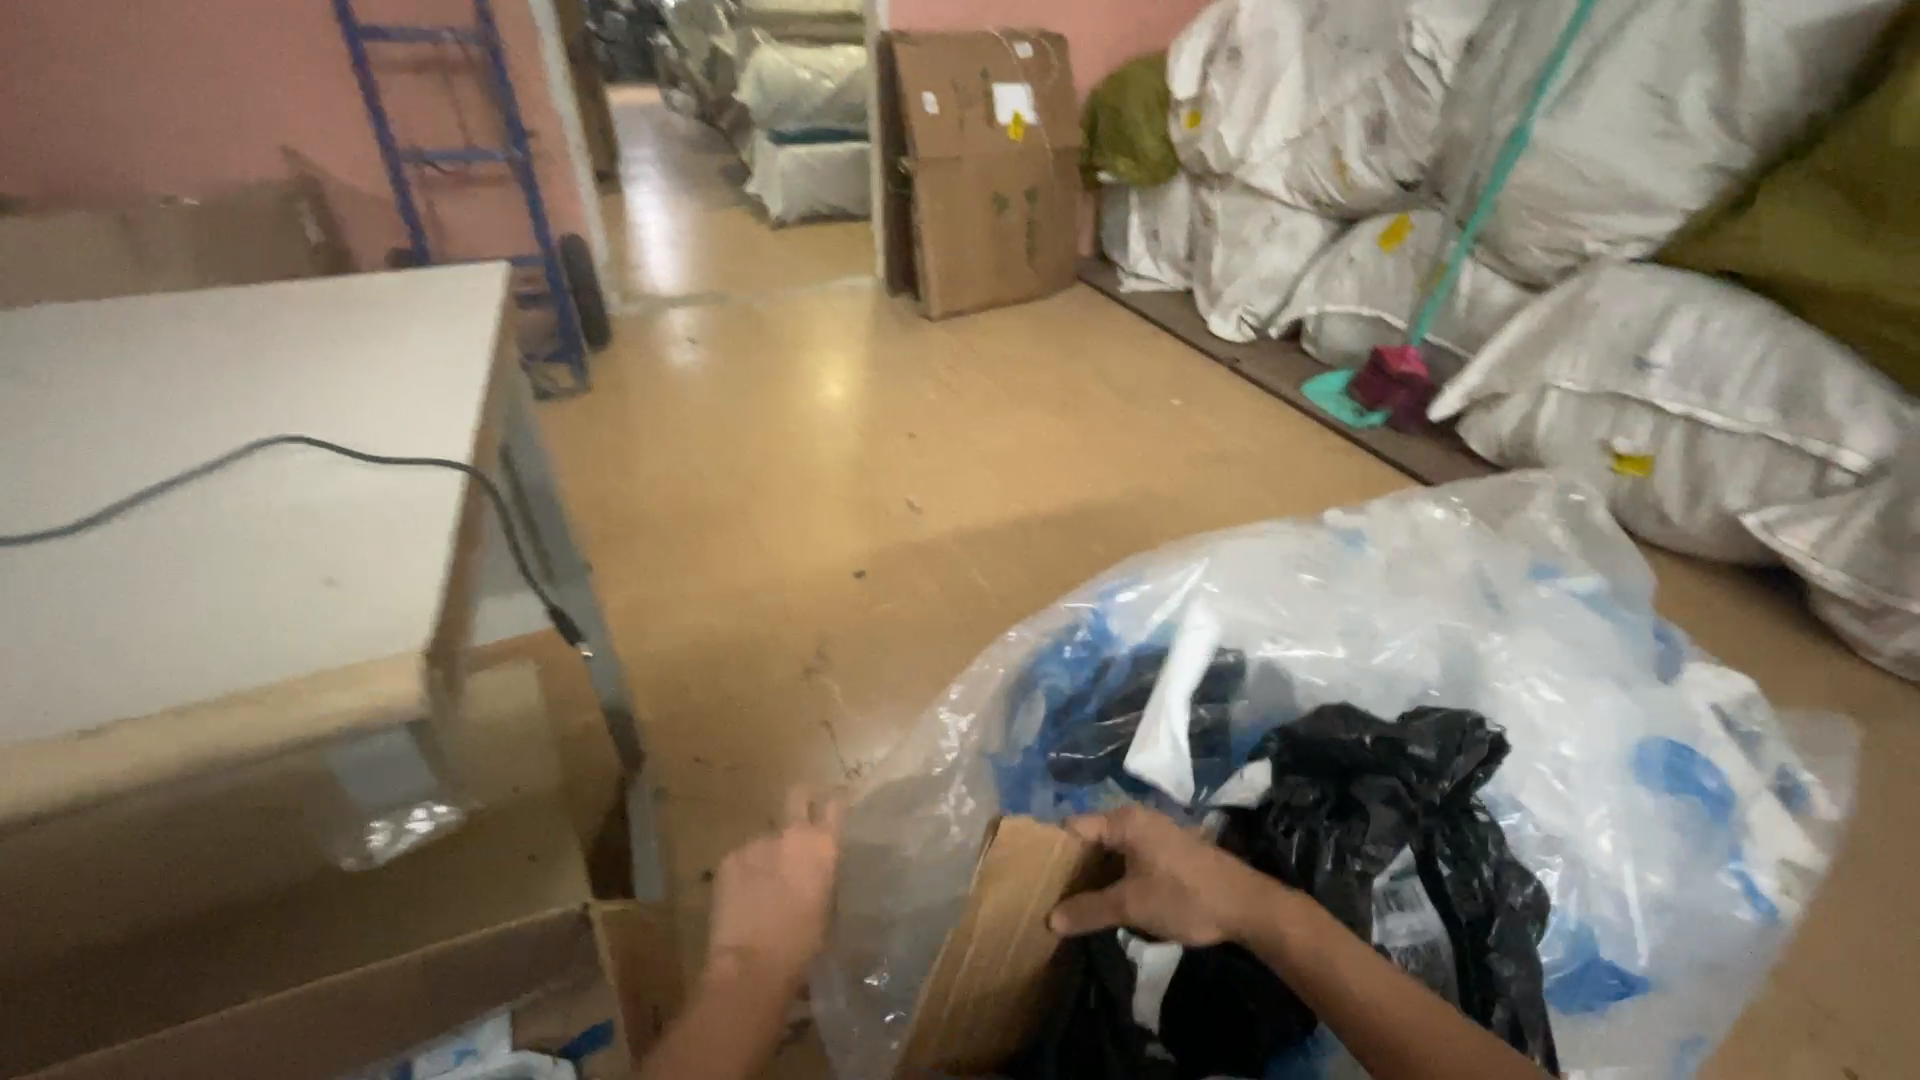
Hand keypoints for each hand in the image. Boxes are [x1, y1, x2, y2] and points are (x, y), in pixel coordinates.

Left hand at [705, 786, 845, 988]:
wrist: (752, 966)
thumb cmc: (803, 945)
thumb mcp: (829, 907)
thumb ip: (825, 876)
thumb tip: (820, 869)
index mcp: (823, 845)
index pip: (835, 802)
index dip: (835, 801)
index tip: (835, 808)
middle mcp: (791, 833)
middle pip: (797, 794)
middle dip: (801, 799)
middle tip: (801, 821)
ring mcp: (756, 843)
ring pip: (766, 838)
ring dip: (768, 854)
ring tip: (765, 886)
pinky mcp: (729, 858)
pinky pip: (743, 858)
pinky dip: (746, 873)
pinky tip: (744, 899)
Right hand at [1048, 804, 1279, 946]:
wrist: (1247, 906)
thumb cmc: (1185, 896)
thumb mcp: (1132, 906)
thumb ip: (1089, 910)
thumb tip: (1050, 920)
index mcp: (1124, 820)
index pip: (1074, 827)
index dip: (1054, 851)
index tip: (1035, 876)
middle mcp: (1137, 819)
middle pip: (1091, 838)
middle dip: (1072, 866)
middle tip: (1050, 894)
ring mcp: (1154, 834)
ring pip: (1110, 851)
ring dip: (1094, 874)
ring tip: (1072, 901)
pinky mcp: (1166, 852)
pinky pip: (1127, 858)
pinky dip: (1114, 875)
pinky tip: (1107, 900)